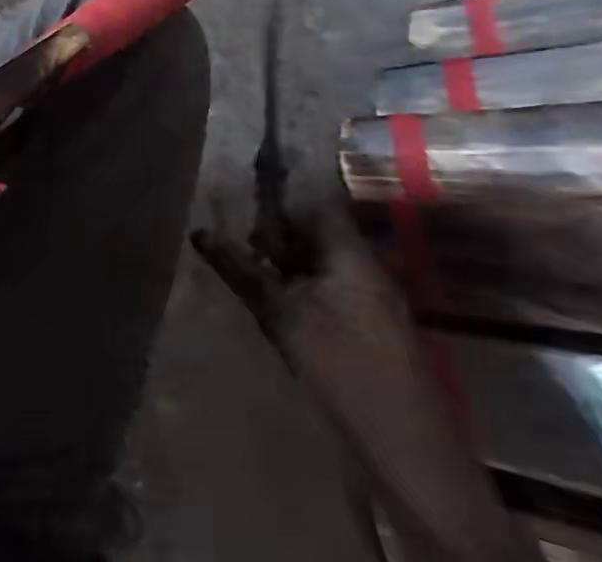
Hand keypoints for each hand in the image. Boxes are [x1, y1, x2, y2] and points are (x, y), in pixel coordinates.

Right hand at [191, 178, 413, 380]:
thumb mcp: (280, 313)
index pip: (317, 204)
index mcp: (351, 259)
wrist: (402, 438)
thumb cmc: (342, 365)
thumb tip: (200, 230)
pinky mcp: (360, 324)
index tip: (251, 164)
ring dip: (277, 250)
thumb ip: (240, 268)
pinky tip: (260, 283)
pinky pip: (318, 283)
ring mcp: (365, 299)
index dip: (285, 184)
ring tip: (233, 242)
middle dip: (272, 219)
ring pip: (313, 258)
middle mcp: (363, 270)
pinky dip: (288, 275)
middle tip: (225, 207)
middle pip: (314, 231)